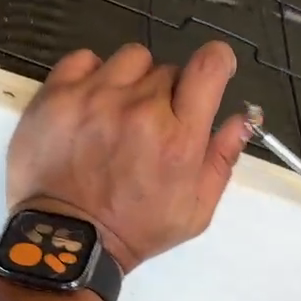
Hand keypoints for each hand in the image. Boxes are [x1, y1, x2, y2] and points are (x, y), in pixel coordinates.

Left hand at [5, 42, 251, 271]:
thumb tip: (242, 118)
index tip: (213, 73)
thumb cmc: (136, 231)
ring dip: (133, 81)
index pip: (209, 66)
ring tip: (119, 114)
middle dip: (168, 95)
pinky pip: (85, 60)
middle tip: (151, 129)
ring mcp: (95, 98)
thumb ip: (221, 161)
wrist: (67, 241)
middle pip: (169, 70)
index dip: (216, 62)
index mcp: (179, 137)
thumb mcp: (195, 212)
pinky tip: (91, 104)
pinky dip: (93, 76)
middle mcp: (140, 109)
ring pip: (131, 60)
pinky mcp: (58, 95)